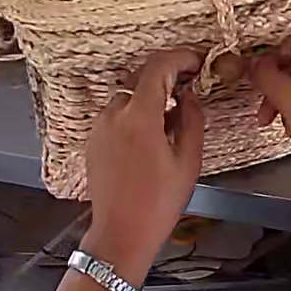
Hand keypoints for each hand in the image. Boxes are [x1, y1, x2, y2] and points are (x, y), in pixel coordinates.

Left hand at [82, 51, 203, 282]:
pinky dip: (136, 114)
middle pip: (141, 78)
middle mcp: (113, 114)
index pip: (158, 66)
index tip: (197, 62)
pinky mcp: (94, 141)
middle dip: (167, 78)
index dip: (181, 58)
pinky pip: (117, 115)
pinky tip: (152, 137)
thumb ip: (192, 120)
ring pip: (129, 97)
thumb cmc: (158, 202)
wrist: (121, 233)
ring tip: (173, 121)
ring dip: (151, 98)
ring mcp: (99, 127)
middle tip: (190, 90)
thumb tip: (190, 97)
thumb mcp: (188, 161)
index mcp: (139, 116)